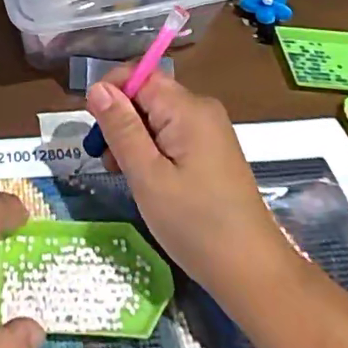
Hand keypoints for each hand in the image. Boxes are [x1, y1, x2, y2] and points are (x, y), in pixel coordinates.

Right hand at [84, 70, 297, 296]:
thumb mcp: (147, 176)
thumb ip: (121, 128)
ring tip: (124, 174)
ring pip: (158, 116)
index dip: (111, 91)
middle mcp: (201, 109)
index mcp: (187, 108)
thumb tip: (97, 87)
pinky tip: (147, 180)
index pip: (139, 74)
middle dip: (121, 119)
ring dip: (134, 137)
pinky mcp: (213, 151)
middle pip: (148, 95)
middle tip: (106, 160)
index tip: (93, 126)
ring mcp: (210, 130)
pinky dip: (153, 150)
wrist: (255, 273)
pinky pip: (173, 134)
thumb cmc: (196, 224)